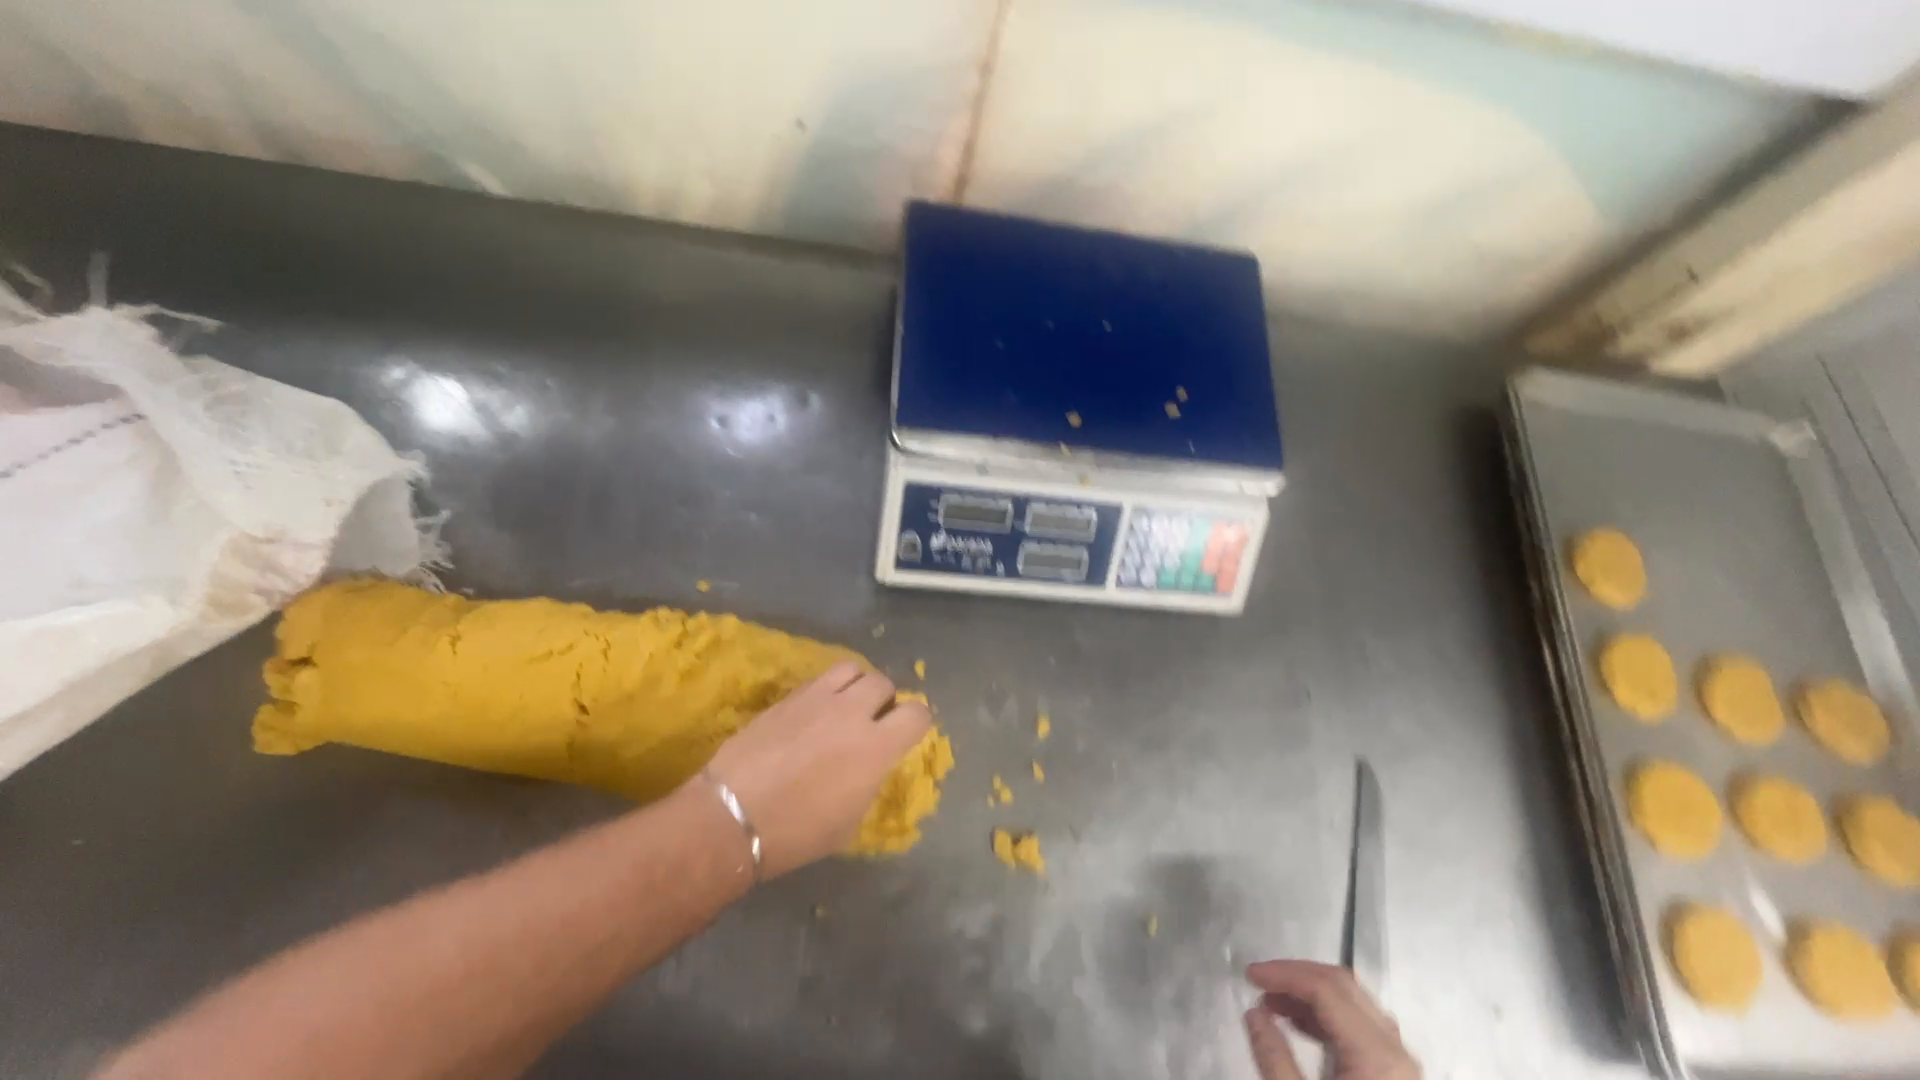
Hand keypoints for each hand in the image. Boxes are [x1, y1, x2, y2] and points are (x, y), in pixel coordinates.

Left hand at [703, 662, 931, 878]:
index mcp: (875, 747)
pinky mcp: (786, 698)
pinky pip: (818, 680)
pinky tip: (813, 714)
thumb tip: (870, 764)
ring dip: (856, 686)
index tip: (905, 735)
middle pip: (883, 683)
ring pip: (851, 669)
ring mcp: (816, 699)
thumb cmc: (797, 834)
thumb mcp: (850, 819)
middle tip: (873, 722)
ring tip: (846, 707)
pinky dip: (826, 691)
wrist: (733, 818)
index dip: (917, 723)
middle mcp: (851, 713)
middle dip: (885, 701)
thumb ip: (869, 780)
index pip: (917, 714)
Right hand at [1244, 960, 1418, 1079]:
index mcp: (1376, 1053)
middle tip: (1259, 981)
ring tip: (1272, 1003)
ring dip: (1311, 995)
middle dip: (1297, 976)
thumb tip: (1253, 1012)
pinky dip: (1327, 1016)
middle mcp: (1396, 1048)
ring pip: (1354, 1004)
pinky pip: (1361, 1027)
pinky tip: (1299, 1024)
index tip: (1249, 975)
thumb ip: (1275, 1059)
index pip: (1326, 989)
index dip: (1284, 974)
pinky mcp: (1396, 1073)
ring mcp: (1400, 1061)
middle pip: (1344, 986)